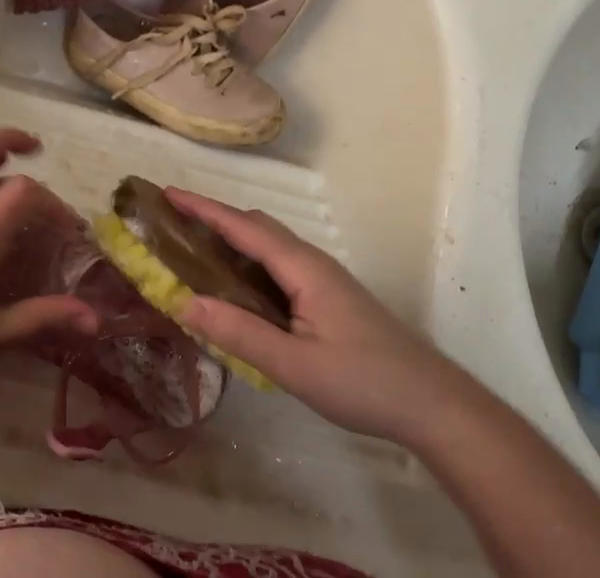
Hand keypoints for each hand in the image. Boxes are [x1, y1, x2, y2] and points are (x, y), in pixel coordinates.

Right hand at [166, 187, 478, 443]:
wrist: (434, 405)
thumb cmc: (364, 383)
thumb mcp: (295, 365)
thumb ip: (239, 333)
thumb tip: (184, 302)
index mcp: (303, 269)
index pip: (245, 227)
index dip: (203, 209)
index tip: (165, 193)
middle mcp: (312, 264)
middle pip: (257, 227)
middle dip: (212, 218)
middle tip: (169, 224)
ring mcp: (323, 281)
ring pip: (269, 247)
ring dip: (230, 240)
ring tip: (190, 252)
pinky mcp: (328, 300)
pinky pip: (277, 267)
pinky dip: (247, 263)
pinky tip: (233, 289)